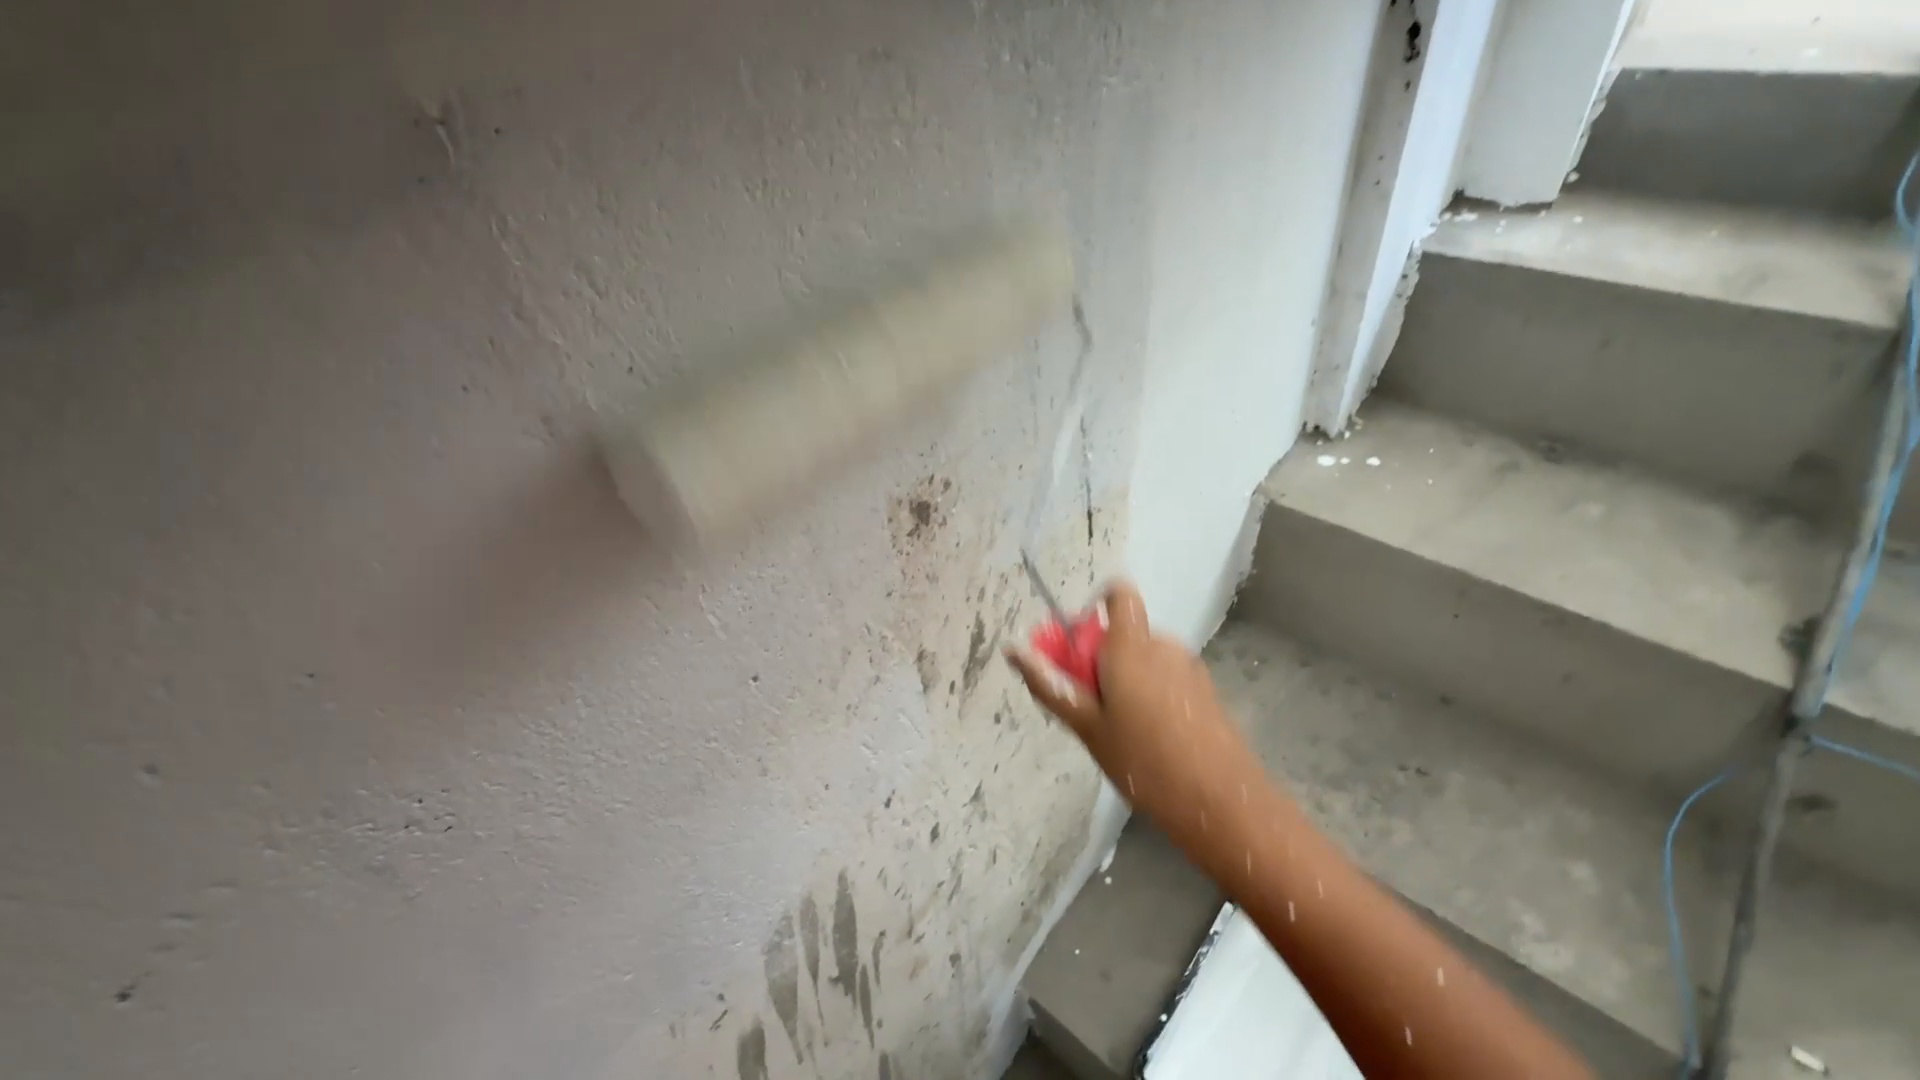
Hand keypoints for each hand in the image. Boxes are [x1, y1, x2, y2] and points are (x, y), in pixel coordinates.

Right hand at [1006, 580, 1265, 851]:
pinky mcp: (1206, 692)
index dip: (1094, 609)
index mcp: (1132, 646)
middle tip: (1090, 709)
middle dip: (1102, 660)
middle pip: (1125, 634)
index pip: (1118, 594)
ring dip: (1125, 681)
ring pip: (1145, 660)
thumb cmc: (1144, 762)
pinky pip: (1165, 679)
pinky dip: (1150, 697)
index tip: (1078, 650)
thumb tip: (1014, 651)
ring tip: (1119, 732)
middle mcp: (1164, 646)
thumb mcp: (1088, 728)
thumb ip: (1051, 686)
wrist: (1221, 803)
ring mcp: (1190, 668)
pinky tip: (1150, 741)